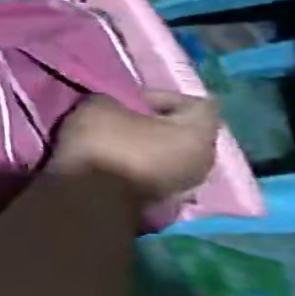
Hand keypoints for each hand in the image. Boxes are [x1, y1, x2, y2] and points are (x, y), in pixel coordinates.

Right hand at [50, 91, 219, 203]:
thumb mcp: (97, 106)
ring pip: (172, 154)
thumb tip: (116, 106)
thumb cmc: (103, 143)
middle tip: (121, 119)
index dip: (164, 96)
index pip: (198, 104)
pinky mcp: (165, 199)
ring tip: (114, 142)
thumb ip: (113, 100)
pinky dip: (139, 164)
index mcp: (198, 134)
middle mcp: (205, 159)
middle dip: (155, 124)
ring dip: (147, 146)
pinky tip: (114, 161)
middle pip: (185, 132)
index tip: (128, 99)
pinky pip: (158, 172)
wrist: (89, 194)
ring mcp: (187, 183)